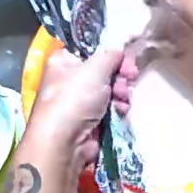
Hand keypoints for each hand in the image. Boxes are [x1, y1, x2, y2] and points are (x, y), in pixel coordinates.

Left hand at [28, 47, 121, 172]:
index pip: (90, 49)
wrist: (64, 143)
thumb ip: (111, 54)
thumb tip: (119, 52)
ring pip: (109, 88)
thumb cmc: (75, 97)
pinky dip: (117, 107)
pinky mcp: (89, 118)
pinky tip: (121, 110)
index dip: (109, 51)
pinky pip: (109, 106)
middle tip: (130, 76)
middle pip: (102, 69)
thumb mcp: (96, 66)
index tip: (124, 56)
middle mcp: (69, 78)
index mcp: (63, 60)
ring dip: (121, 91)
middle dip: (120, 74)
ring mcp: (79, 100)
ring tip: (123, 98)